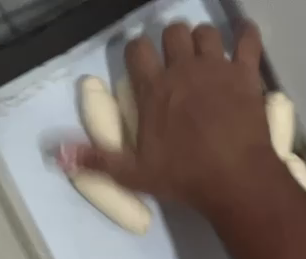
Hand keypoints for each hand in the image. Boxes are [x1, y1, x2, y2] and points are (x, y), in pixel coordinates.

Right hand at [65, 21, 279, 212]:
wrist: (232, 178)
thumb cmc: (181, 177)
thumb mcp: (133, 174)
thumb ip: (96, 160)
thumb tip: (57, 154)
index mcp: (153, 89)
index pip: (137, 49)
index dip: (137, 52)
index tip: (140, 64)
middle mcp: (183, 68)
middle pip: (173, 32)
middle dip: (171, 42)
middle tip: (174, 62)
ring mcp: (216, 67)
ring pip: (206, 32)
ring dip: (202, 40)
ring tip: (202, 58)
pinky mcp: (246, 73)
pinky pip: (248, 39)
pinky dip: (245, 36)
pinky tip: (242, 41)